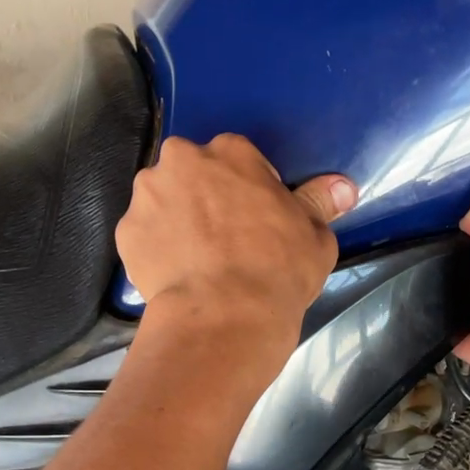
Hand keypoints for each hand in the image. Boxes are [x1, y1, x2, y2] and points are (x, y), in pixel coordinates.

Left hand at [116, 134, 356, 385]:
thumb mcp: (316, 238)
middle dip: (209, 199)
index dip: (252, 191)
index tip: (261, 222)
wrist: (225, 316)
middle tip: (231, 242)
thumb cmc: (278, 270)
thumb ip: (320, 204)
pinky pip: (147, 238)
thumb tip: (343, 187)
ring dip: (181, 222)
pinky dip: (161, 252)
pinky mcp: (127, 235)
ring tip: (204, 264)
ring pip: (166, 202)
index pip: (241, 159)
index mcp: (231, 153)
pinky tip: (183, 278)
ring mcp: (147, 196)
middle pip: (196, 174)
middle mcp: (181, 161)